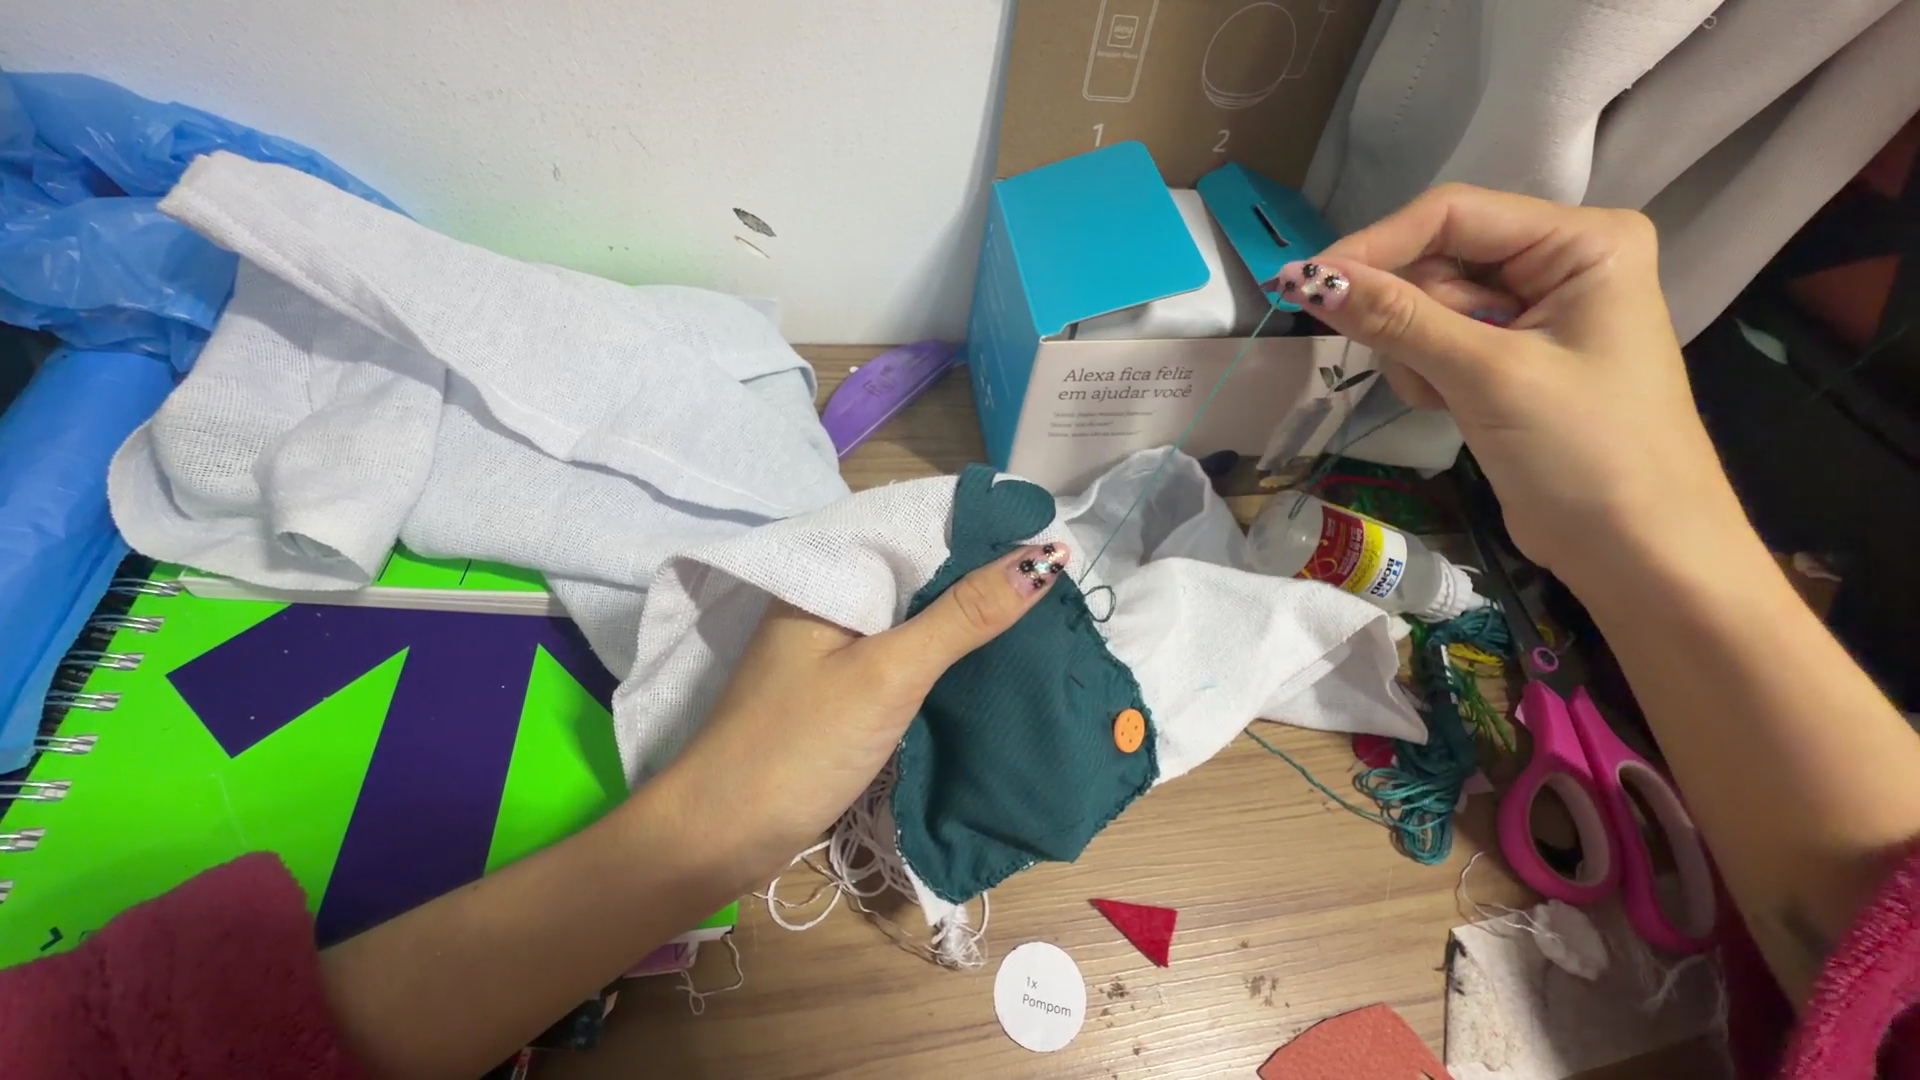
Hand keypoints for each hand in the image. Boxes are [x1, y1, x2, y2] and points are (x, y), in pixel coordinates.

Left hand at [648, 542, 1070, 884]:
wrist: (721, 835)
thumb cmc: (801, 744)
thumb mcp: (891, 672)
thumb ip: (963, 615)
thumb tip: (1045, 558)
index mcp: (830, 572)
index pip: (917, 524)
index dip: (983, 526)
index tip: (1052, 535)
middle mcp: (830, 595)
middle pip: (918, 567)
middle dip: (982, 569)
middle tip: (1059, 577)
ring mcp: (832, 640)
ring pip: (913, 608)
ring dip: (967, 609)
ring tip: (1039, 606)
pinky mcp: (840, 681)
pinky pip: (902, 645)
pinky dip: (942, 646)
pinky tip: (985, 651)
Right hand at [1267, 184, 1752, 589]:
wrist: (1634, 547)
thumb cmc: (1584, 451)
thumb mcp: (1485, 375)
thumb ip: (1396, 319)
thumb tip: (1307, 280)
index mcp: (1581, 241)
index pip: (1452, 215)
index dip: (1374, 246)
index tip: (1304, 283)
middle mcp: (1558, 263)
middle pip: (1436, 261)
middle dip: (1407, 316)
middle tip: (1415, 372)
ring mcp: (1533, 312)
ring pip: (1426, 306)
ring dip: (1414, 353)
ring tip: (1445, 400)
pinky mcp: (1509, 356)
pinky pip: (1436, 343)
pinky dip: (1425, 373)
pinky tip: (1448, 408)